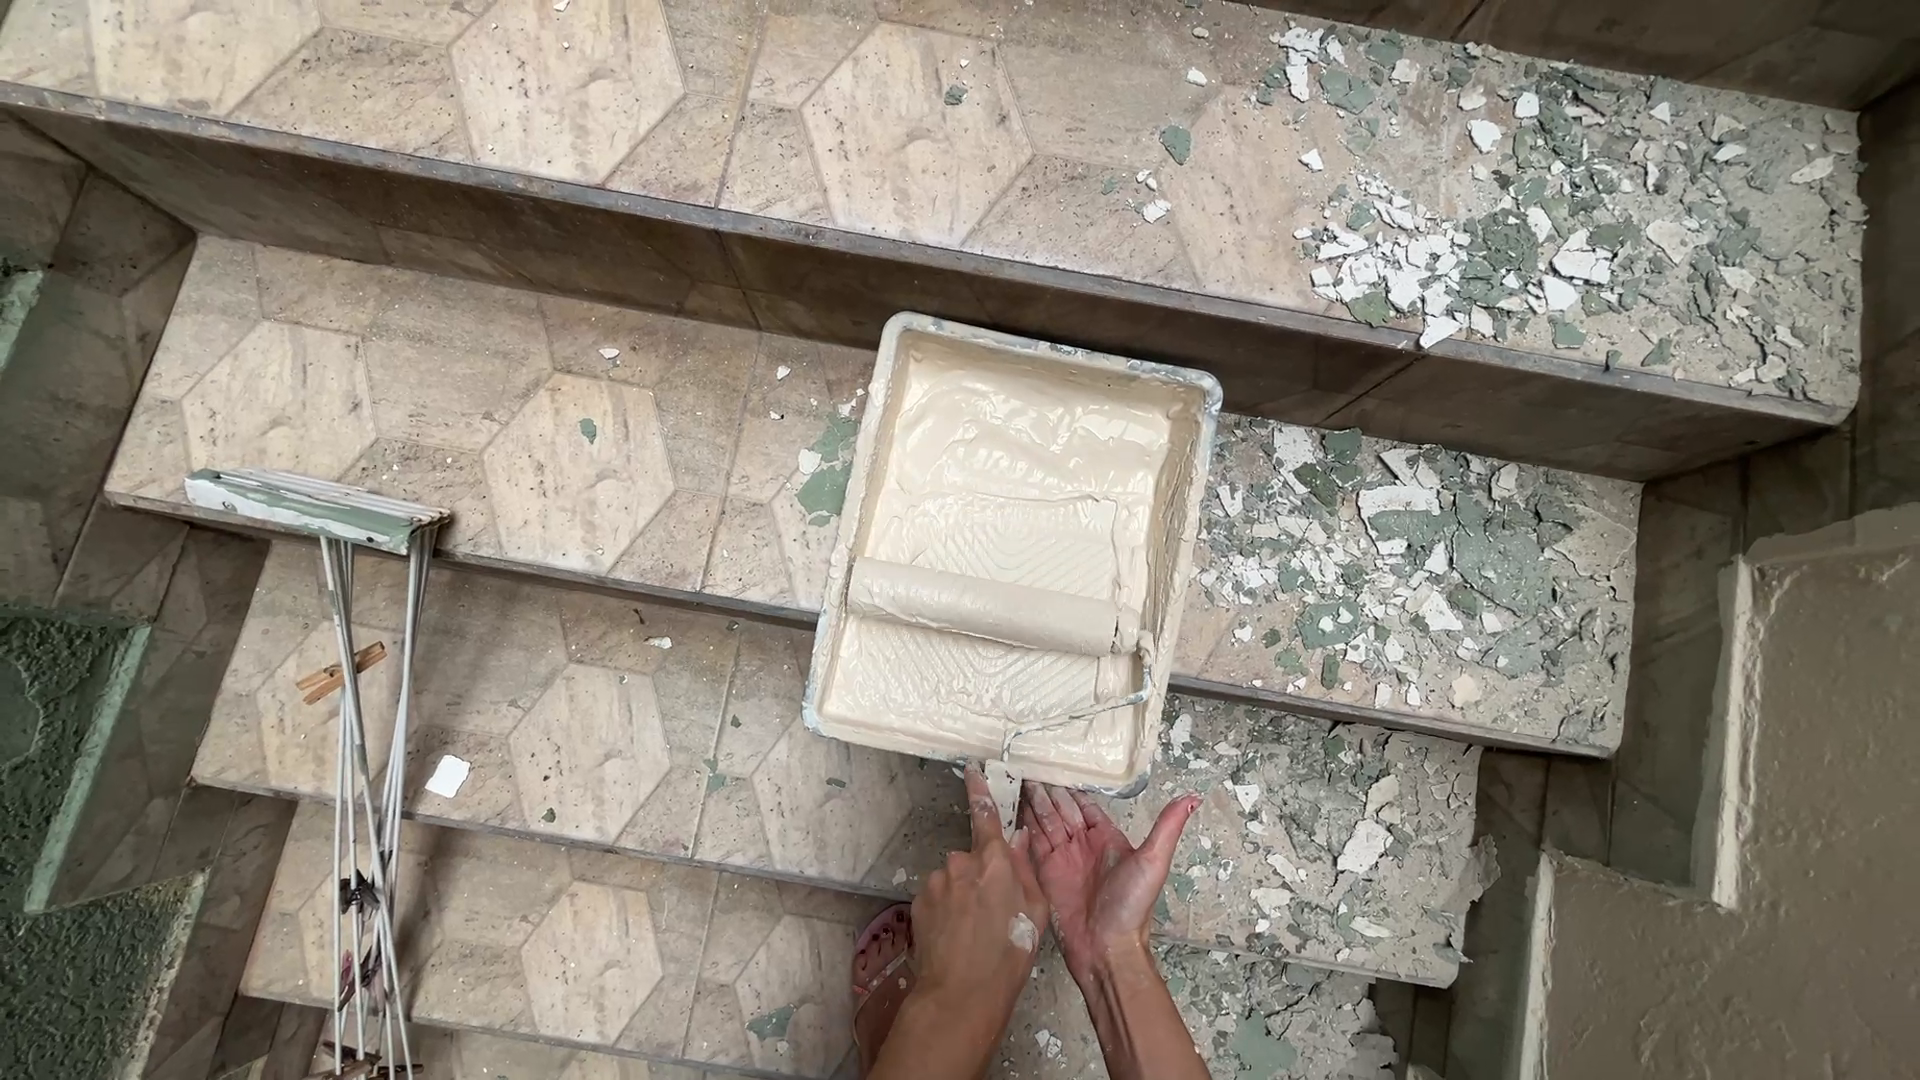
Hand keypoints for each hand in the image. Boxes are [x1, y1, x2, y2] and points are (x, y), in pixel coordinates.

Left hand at [909, 764, 1050, 1010]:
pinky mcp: (919, 900)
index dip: (980, 790)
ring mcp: (937, 880)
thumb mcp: (1035, 913)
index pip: (986, 815)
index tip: (972, 769)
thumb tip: (1019, 839)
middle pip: (971, 858)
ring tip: (970, 930)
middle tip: (990, 910)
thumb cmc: (1008, 957)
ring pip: (952, 878)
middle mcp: (961, 862)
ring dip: (960, 894)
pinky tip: (953, 935)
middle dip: (979, 875)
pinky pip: (936, 895)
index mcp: (994, 861)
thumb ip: (1026, 870)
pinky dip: (944, 909)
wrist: (961, 994)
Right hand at [1021, 782, 1198, 984]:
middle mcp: (1082, 845)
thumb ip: (1167, 827)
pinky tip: (1013, 807)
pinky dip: (1023, 825)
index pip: (1085, 805)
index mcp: (1106, 838)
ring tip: (1018, 780)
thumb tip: (1192, 797)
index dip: (1071, 788)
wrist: (1107, 949)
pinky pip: (1032, 842)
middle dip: (1048, 791)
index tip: (1057, 765)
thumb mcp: (1153, 861)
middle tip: (1030, 767)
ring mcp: (1062, 858)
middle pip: (1061, 810)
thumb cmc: (1132, 907)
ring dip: (1034, 803)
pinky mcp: (1044, 872)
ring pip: (1045, 822)